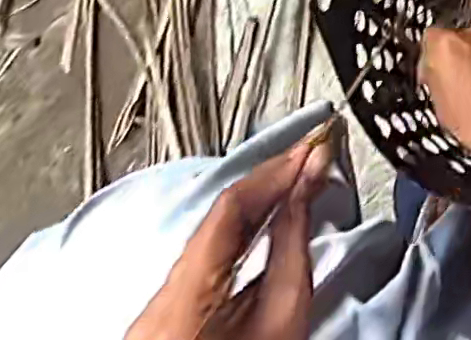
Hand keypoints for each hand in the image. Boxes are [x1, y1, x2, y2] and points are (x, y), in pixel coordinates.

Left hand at [125, 134, 331, 339]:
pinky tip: (271, 216)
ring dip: (260, 201)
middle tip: (314, 154)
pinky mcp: (164, 317)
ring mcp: (156, 307)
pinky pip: (207, 254)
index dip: (275, 170)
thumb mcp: (281, 323)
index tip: (314, 147)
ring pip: (212, 232)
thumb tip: (305, 186)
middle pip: (220, 215)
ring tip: (300, 176)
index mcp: (187, 296)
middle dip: (271, 179)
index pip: (232, 207)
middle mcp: (160, 294)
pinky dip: (243, 228)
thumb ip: (292, 248)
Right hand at [418, 27, 470, 163]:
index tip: (429, 84)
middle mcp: (469, 34)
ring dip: (470, 69)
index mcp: (444, 43)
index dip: (427, 65)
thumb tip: (434, 76)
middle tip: (449, 94)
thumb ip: (433, 83)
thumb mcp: (440, 109)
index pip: (426, 44)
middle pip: (451, 45)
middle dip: (450, 65)